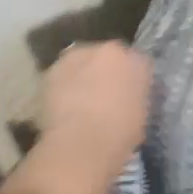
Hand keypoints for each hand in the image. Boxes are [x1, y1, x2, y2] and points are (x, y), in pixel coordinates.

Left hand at [39, 42, 151, 172]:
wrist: (80, 143)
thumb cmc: (120, 133)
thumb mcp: (141, 115)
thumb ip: (136, 97)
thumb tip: (128, 97)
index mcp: (135, 61)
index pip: (139, 63)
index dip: (134, 79)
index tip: (131, 94)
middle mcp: (107, 50)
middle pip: (108, 57)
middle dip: (107, 72)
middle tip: (106, 96)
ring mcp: (76, 57)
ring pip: (82, 63)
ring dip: (83, 76)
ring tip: (82, 101)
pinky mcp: (51, 70)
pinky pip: (63, 76)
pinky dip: (64, 86)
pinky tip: (65, 106)